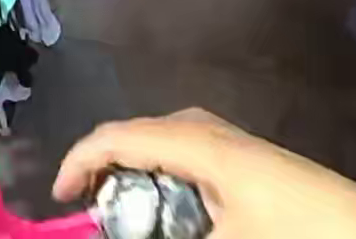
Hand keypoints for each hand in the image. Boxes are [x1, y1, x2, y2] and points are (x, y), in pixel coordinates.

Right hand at [53, 109, 355, 238]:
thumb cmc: (296, 235)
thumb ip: (170, 238)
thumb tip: (127, 233)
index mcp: (191, 140)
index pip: (116, 137)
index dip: (79, 162)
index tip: (60, 202)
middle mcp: (201, 127)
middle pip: (134, 137)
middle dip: (106, 172)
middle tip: (91, 215)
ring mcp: (225, 140)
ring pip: (159, 148)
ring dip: (136, 180)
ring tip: (125, 216)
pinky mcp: (242, 160)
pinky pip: (183, 159)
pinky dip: (164, 185)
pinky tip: (174, 216)